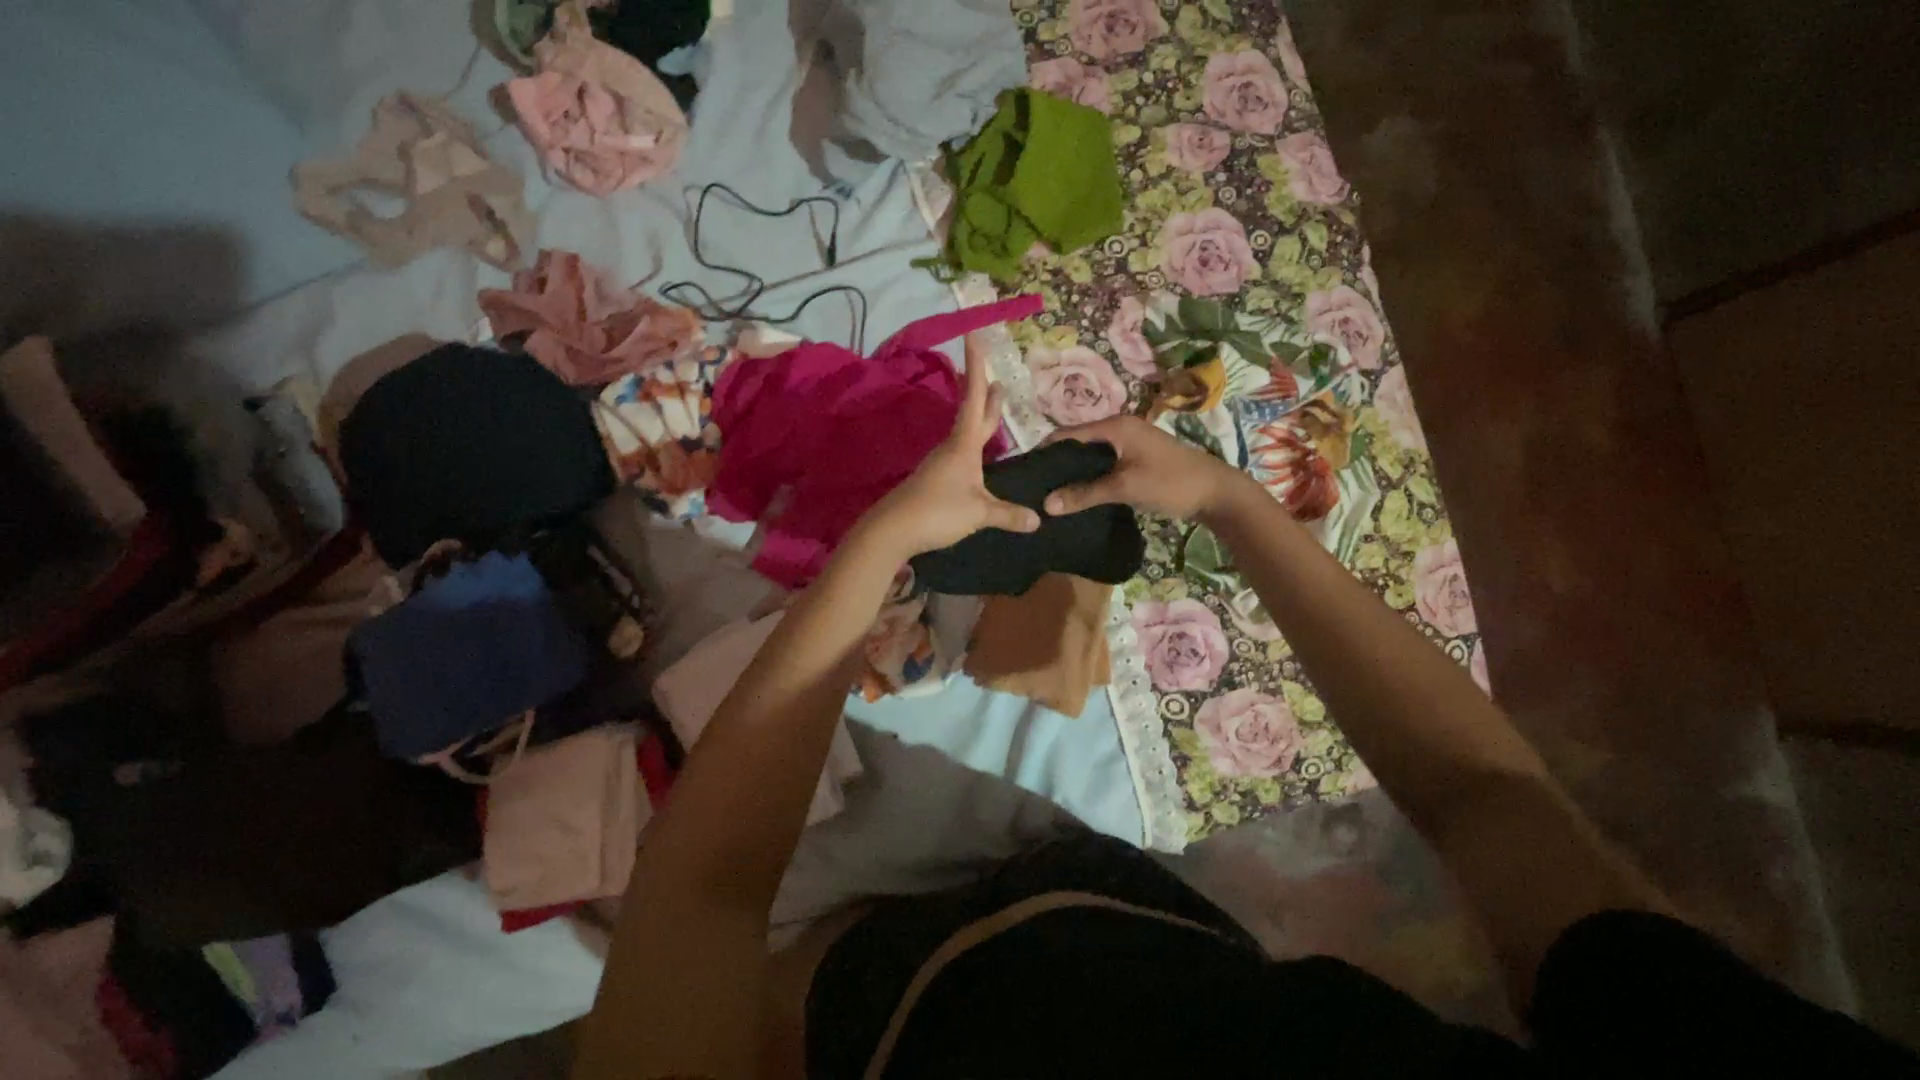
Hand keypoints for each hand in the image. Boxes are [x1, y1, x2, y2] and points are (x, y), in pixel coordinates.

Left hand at [858, 334, 1041, 558]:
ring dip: (979, 419)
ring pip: (965, 434)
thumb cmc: (938, 511)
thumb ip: (1008, 515)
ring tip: (990, 409)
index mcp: (964, 445)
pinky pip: (960, 454)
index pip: (975, 399)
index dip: (978, 367)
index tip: (975, 336)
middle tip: (996, 376)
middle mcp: (952, 448)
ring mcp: (941, 463)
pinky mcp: (935, 480)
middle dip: (984, 394)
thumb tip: (1037, 519)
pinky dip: (973, 445)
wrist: (893, 529)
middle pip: (971, 413)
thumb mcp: (979, 513)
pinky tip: (977, 457)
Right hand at [1041, 414, 1258, 523]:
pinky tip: (1079, 495)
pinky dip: (1090, 477)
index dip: (1044, 451)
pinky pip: (1103, 464)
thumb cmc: (1170, 482)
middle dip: (1056, 463)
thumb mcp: (1125, 487)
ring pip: (1090, 456)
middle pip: (1077, 443)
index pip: (1067, 433)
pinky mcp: (1136, 459)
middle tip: (1035, 487)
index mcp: (1115, 426)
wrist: (1215, 492)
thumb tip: (1046, 505)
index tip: (1024, 472)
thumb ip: (1085, 494)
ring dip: (1073, 472)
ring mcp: (1129, 444)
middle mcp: (1119, 428)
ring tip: (1051, 494)